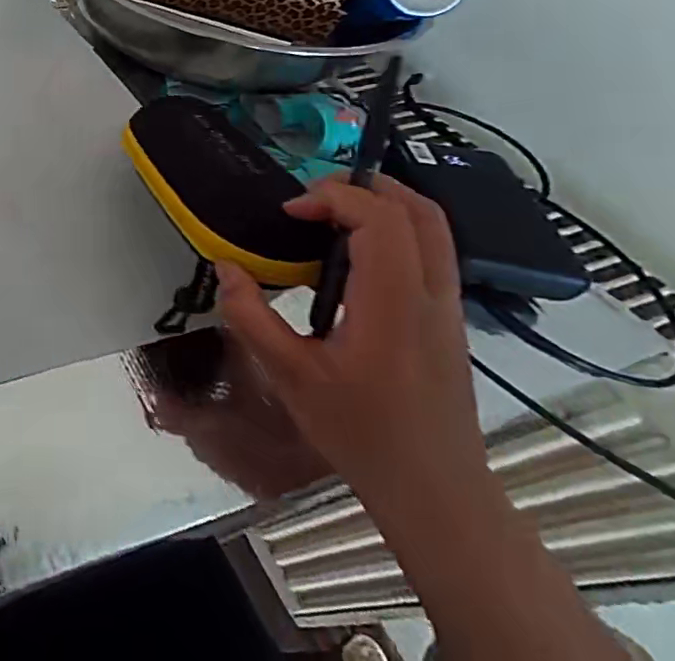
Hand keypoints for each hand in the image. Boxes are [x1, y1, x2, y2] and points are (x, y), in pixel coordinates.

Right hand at [214, 174, 487, 496]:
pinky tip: (355, 260)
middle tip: (314, 198)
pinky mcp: (449, 319)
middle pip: (418, 209)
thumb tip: (225, 267)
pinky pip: (431, 252)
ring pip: (433, 227)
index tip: (291, 211)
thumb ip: (252, 318)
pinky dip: (395, 232)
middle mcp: (432, 293)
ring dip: (384, 206)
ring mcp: (448, 305)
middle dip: (364, 187)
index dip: (333, 197)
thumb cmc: (360, 433)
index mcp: (395, 302)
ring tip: (333, 217)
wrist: (433, 488)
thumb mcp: (290, 376)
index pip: (379, 218)